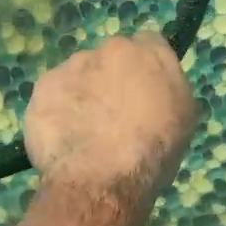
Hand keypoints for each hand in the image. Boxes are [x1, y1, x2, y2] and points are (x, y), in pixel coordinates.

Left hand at [23, 32, 198, 207]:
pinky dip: (56, 114)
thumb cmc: (153, 156)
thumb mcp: (182, 122)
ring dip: (80, 97)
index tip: (140, 94)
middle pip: (109, 59)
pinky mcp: (42, 88)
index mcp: (149, 55)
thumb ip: (167, 92)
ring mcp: (72, 66)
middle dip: (109, 82)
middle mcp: (110, 49)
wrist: (103, 180)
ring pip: (76, 77)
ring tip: (82, 136)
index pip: (149, 44)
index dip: (143, 70)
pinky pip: (51, 97)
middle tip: (110, 120)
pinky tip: (62, 140)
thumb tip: (154, 89)